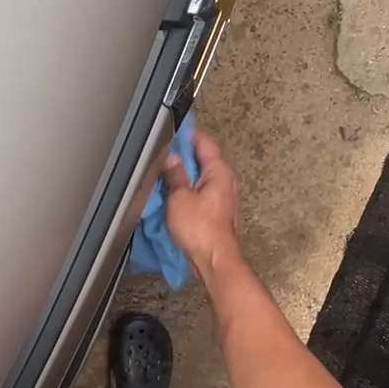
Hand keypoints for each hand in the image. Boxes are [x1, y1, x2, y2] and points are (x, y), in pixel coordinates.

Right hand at [163, 127, 241, 280]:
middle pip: (203, 158)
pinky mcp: (217, 211)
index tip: (173, 128)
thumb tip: (171, 159)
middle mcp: (225, 181)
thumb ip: (175, 175)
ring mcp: (222, 196)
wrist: (214, 258)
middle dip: (183, 154)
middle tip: (163, 152)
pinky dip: (188, 189)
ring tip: (165, 173)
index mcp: (219, 171)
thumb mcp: (180, 197)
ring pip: (201, 176)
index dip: (188, 133)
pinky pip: (200, 191)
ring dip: (184, 174)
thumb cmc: (200, 230)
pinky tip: (174, 195)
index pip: (204, 141)